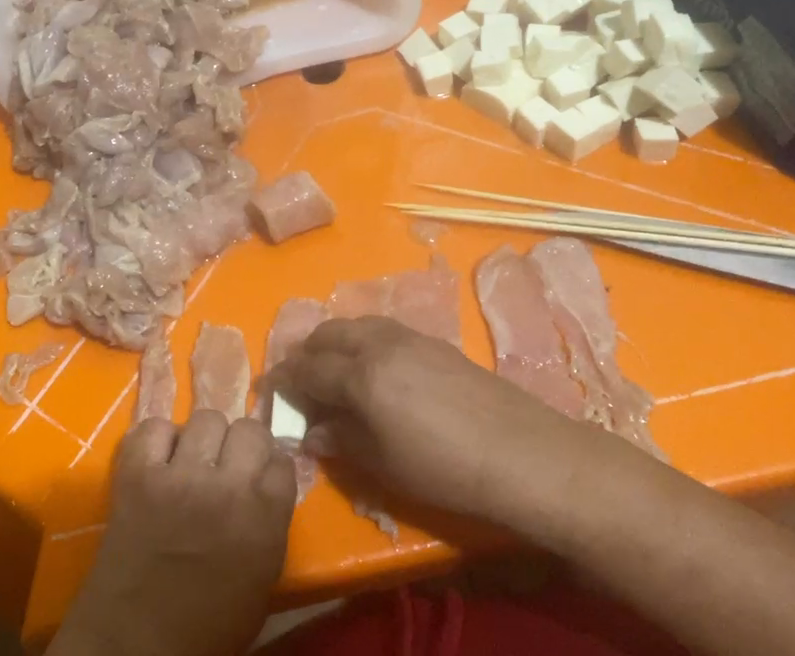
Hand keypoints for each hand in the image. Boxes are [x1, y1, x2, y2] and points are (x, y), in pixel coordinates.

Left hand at [53, 413, 295, 655]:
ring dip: (202, 439)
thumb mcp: (261, 578)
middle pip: (248, 429)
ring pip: (204, 418)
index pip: (282, 460)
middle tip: (226, 465)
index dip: (269, 467)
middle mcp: (227, 486)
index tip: (258, 476)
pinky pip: (154, 426)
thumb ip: (270, 523)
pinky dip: (159, 439)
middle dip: (241, 445)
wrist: (137, 640)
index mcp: (265, 518)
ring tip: (191, 461)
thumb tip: (268, 484)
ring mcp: (179, 475)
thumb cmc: (208, 623)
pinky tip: (159, 461)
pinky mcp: (137, 472)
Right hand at [268, 315, 609, 530]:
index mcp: (360, 374)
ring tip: (334, 372)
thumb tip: (312, 432)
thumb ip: (341, 439)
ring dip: (335, 343)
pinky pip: (383, 331)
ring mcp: (410, 338)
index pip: (307, 368)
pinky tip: (374, 370)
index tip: (270, 392)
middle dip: (306, 354)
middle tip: (300, 381)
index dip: (284, 381)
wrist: (523, 456)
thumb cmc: (444, 469)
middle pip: (328, 335)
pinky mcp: (436, 343)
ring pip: (356, 325)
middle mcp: (379, 344)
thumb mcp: (383, 464)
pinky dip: (363, 342)